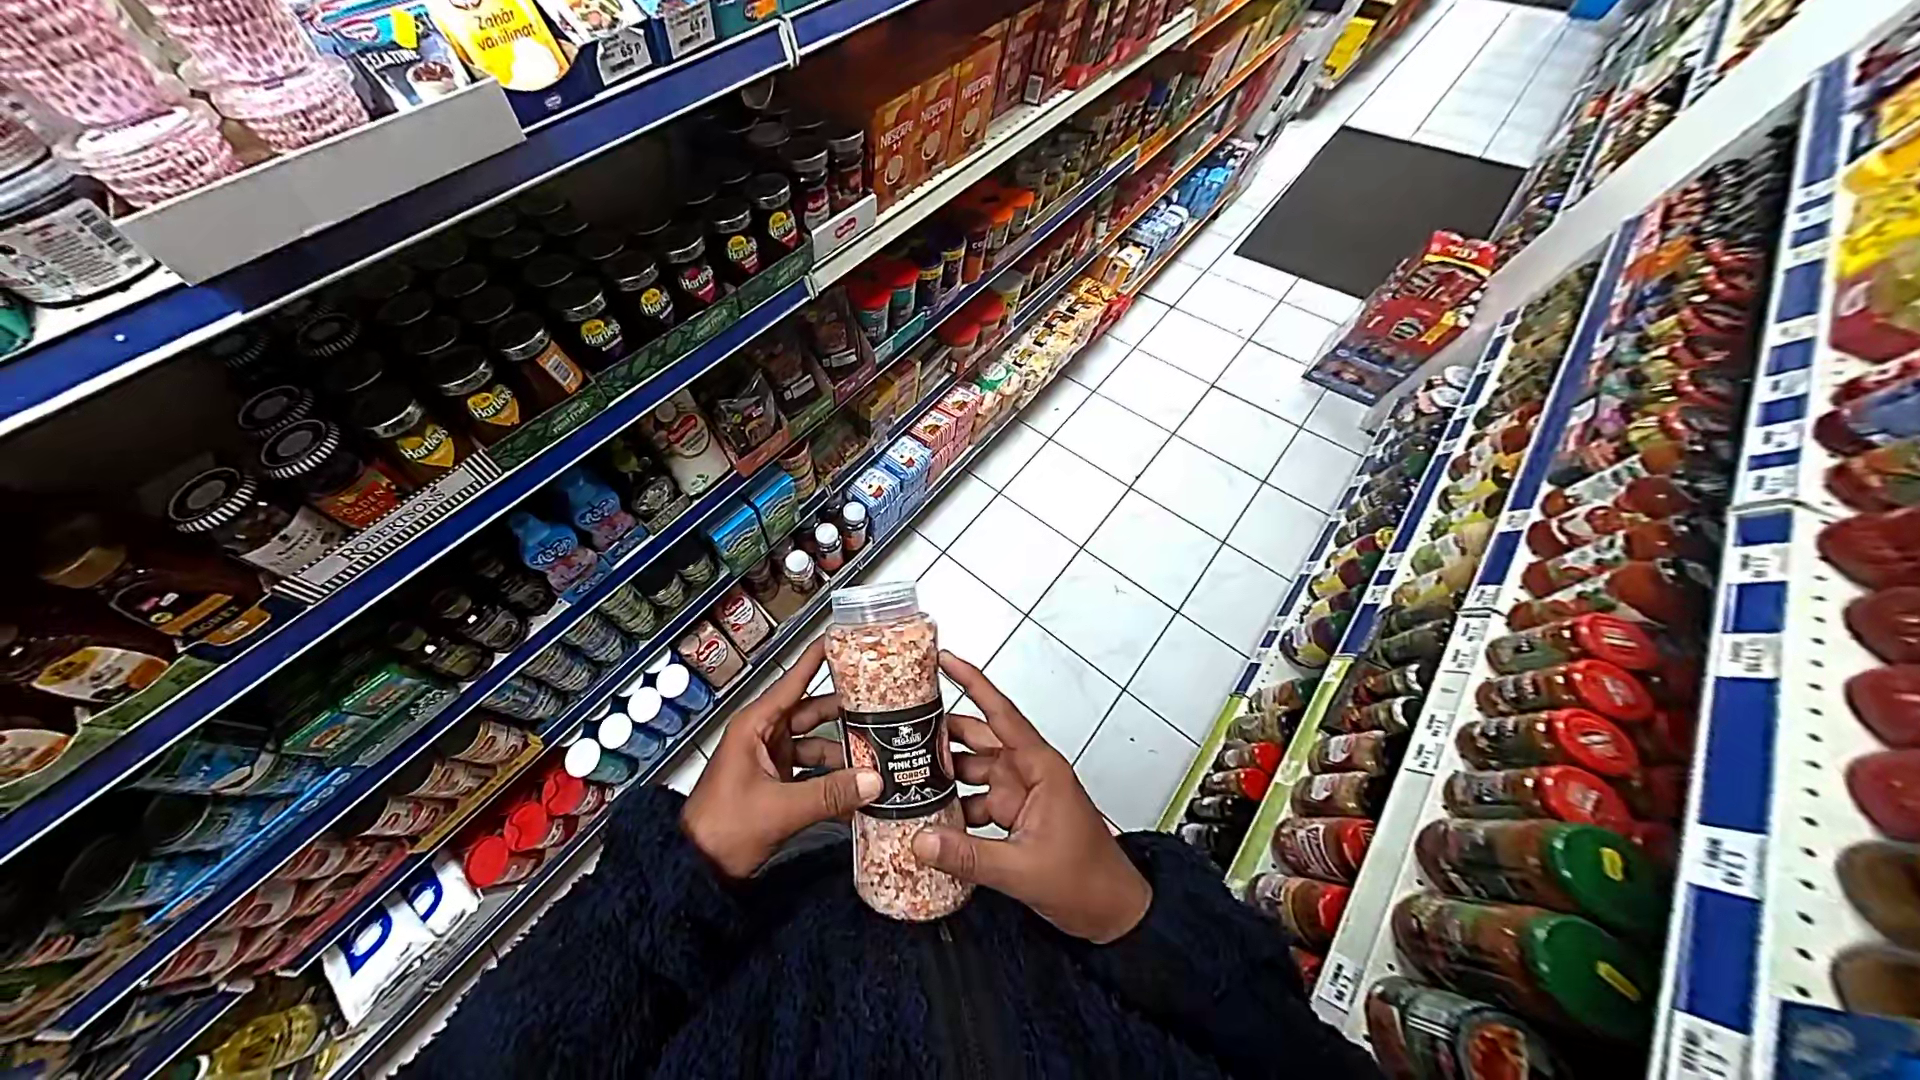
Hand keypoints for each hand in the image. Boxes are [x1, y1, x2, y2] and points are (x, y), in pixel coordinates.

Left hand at [681, 639, 881, 878]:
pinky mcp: (778, 781)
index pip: (794, 681)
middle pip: (814, 712)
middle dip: (847, 711)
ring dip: (844, 750)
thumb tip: (873, 781)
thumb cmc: (721, 829)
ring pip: (818, 742)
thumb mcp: (780, 808)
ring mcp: (772, 758)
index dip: (819, 658)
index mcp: (756, 725)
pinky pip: (814, 769)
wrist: (694, 871)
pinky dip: (834, 776)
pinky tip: (858, 786)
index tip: (844, 638)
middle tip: (883, 703)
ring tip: (878, 752)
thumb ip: (830, 794)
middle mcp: (765, 735)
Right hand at [910, 652, 1151, 943]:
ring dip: (945, 772)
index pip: (1002, 713)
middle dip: (944, 730)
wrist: (1113, 913)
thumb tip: (922, 840)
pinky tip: (929, 814)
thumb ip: (968, 855)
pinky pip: (975, 799)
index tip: (947, 661)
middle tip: (905, 723)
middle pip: (979, 738)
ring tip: (907, 770)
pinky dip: (953, 804)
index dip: (973, 682)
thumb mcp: (1023, 869)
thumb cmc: (1090, 879)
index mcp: (1040, 768)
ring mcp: (1020, 793)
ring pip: (974, 769)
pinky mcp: (1013, 814)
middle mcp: (1029, 772)